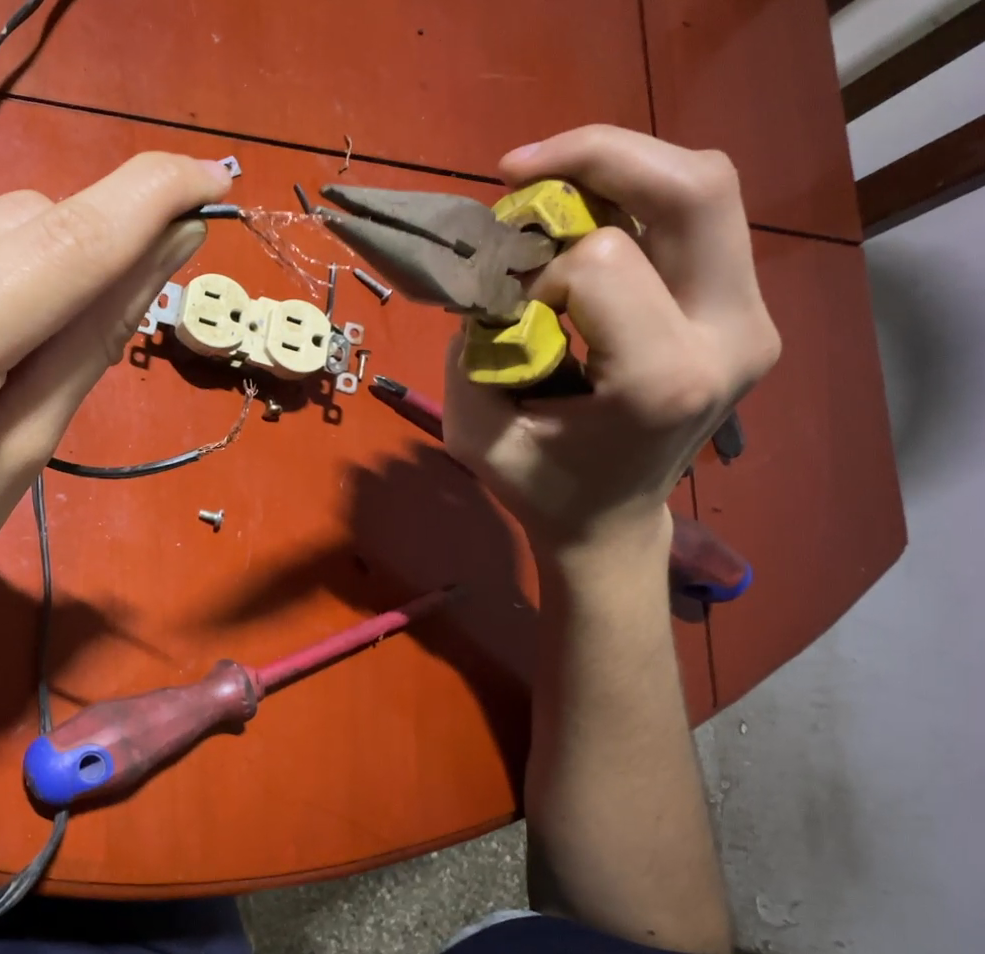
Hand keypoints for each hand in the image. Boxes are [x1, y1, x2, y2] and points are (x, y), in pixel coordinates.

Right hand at [442, 126, 780, 556]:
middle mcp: (729, 334)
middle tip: (517, 171)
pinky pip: (699, 218)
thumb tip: (488, 275)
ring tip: (548, 188)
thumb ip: (475, 353)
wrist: (611, 525)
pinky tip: (583, 216)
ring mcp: (749, 316)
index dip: (532, 274)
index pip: (601, 263)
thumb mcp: (477, 435)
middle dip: (597, 158)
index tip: (503, 319)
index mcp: (663, 378)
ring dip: (618, 169)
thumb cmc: (541, 491)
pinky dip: (633, 198)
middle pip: (693, 189)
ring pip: (706, 186)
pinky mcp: (742, 306)